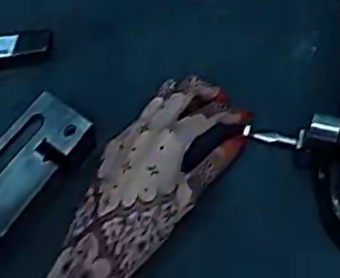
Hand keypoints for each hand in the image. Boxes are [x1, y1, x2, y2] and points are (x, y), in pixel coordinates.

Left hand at [47, 77, 249, 277]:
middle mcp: (151, 127)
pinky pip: (142, 112)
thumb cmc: (142, 226)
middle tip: (221, 99)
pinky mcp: (115, 143)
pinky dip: (160, 109)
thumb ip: (214, 162)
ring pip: (161, 95)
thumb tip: (235, 143)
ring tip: (196, 103)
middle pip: (185, 90)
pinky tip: (164, 122)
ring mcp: (130, 132)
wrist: (97, 249)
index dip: (230, 113)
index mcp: (172, 138)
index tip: (241, 117)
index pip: (209, 113)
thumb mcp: (187, 195)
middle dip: (207, 90)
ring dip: (182, 93)